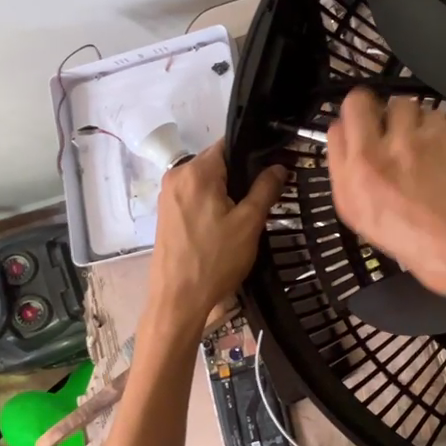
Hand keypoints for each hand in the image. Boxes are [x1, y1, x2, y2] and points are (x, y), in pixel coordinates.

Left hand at [146, 140, 287, 322]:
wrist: (178, 300)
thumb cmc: (215, 260)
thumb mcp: (249, 224)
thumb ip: (265, 189)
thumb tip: (279, 166)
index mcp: (196, 172)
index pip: (229, 144)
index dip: (254, 153)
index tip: (274, 167)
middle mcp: (176, 175)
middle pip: (217, 162)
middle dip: (241, 175)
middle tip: (267, 194)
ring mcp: (168, 195)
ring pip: (206, 181)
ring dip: (227, 191)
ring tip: (249, 212)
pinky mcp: (166, 214)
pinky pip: (195, 196)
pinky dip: (213, 203)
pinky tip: (227, 224)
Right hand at [326, 89, 445, 308]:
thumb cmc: (435, 255)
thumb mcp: (377, 231)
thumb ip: (362, 187)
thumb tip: (363, 156)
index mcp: (352, 190)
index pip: (335, 133)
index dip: (353, 132)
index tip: (366, 138)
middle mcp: (372, 160)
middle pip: (357, 104)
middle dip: (372, 110)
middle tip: (389, 127)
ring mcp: (407, 142)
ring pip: (399, 104)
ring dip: (409, 119)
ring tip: (424, 143)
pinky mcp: (440, 131)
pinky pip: (431, 114)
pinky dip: (437, 127)